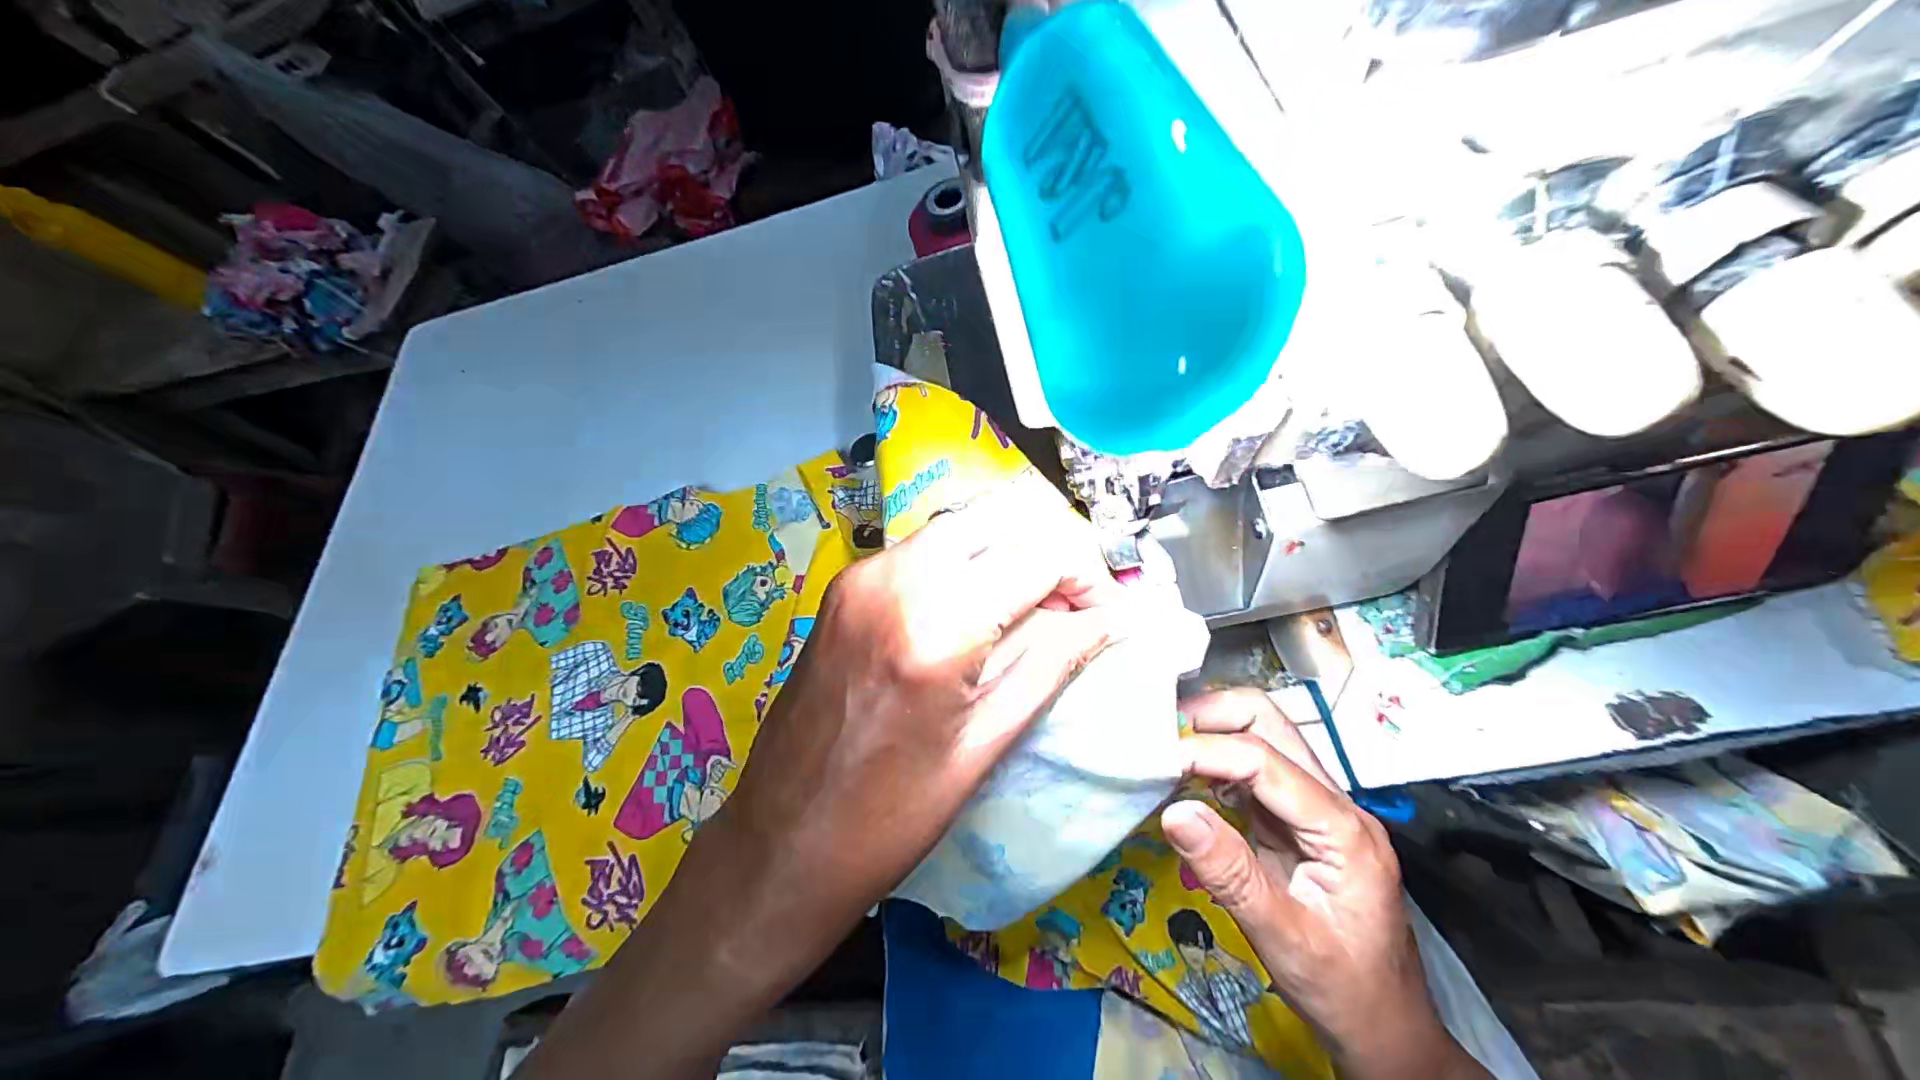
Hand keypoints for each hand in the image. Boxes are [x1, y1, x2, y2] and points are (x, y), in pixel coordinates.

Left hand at [522, 474, 1128, 1079]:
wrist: (780, 841)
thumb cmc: (890, 817)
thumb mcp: (986, 744)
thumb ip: (1053, 662)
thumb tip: (1113, 616)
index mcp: (937, 624)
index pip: (1042, 552)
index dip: (1089, 576)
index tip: (1105, 615)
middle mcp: (895, 576)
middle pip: (1001, 515)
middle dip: (1050, 550)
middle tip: (1072, 606)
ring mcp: (861, 574)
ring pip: (962, 523)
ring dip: (1008, 552)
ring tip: (1030, 611)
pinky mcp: (844, 584)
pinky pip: (923, 547)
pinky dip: (964, 562)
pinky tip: (975, 610)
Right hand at [1162, 689, 1488, 1079]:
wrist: (1387, 1028)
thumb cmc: (1345, 990)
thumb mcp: (1284, 940)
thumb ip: (1230, 874)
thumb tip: (1174, 812)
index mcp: (1343, 828)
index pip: (1265, 761)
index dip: (1207, 752)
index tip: (1155, 759)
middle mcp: (1333, 803)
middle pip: (1271, 722)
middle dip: (1212, 715)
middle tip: (1157, 731)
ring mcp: (1315, 807)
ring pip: (1262, 735)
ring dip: (1211, 731)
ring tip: (1162, 746)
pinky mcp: (1295, 819)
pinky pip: (1252, 770)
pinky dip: (1214, 761)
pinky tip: (1184, 776)